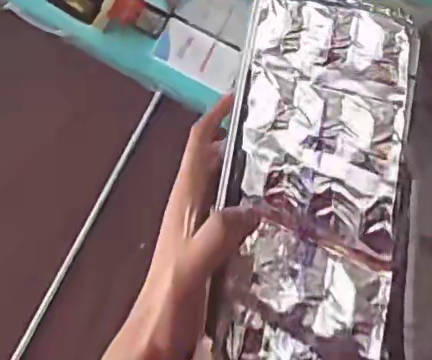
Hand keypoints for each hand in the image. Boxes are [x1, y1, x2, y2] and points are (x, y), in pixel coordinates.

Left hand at [105, 95, 259, 359]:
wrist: (152, 341)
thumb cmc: (166, 302)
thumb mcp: (190, 265)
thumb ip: (215, 235)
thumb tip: (249, 207)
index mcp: (184, 198)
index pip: (197, 143)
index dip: (215, 115)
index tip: (237, 95)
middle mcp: (190, 205)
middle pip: (213, 157)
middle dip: (238, 137)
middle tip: (273, 130)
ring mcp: (197, 225)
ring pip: (223, 182)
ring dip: (245, 168)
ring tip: (279, 164)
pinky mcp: (206, 246)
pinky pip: (231, 209)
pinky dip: (249, 199)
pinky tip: (270, 212)